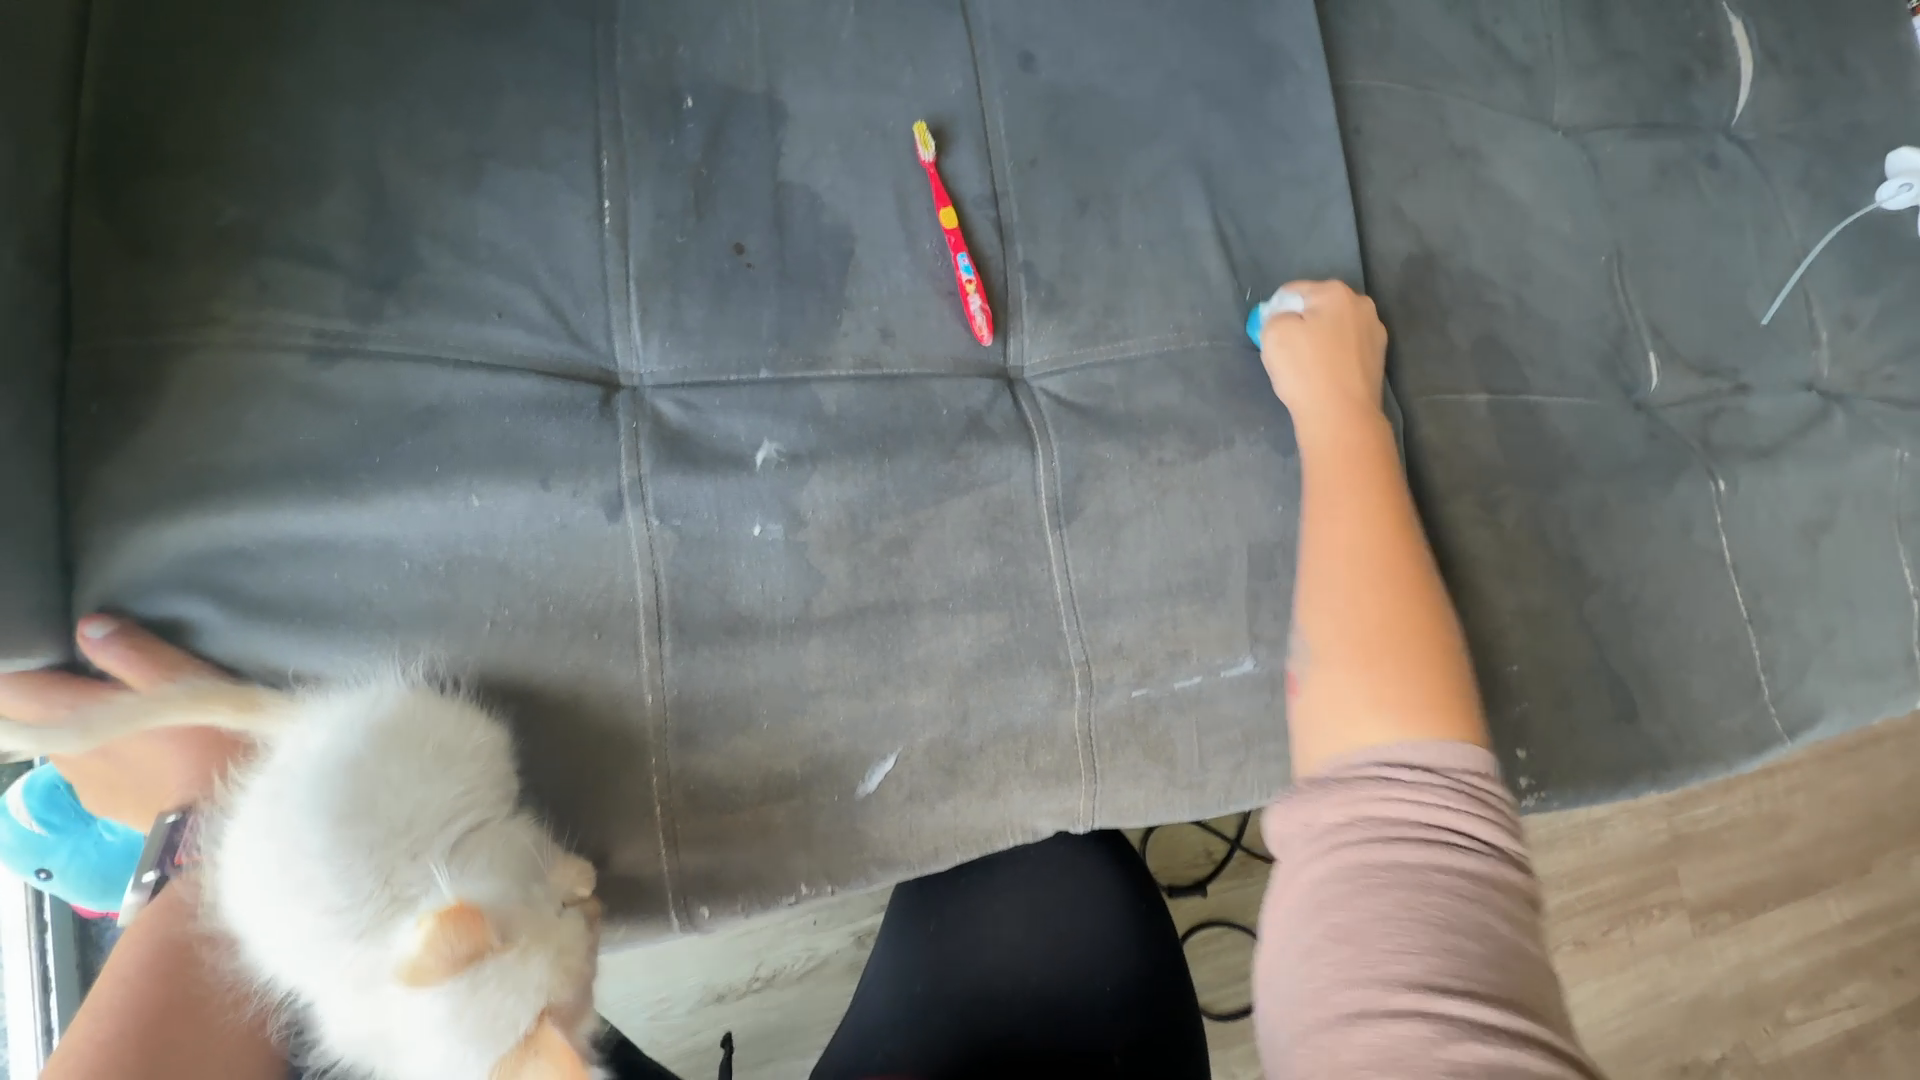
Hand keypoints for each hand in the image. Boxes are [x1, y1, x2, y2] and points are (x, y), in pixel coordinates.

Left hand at [0, 616, 253, 828]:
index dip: (24, 666)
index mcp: (71, 715)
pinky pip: (99, 770)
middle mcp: (61, 748)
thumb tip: (90, 626)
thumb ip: (136, 654)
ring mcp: (83, 781)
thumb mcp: (189, 686)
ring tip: (139, 720)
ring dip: (93, 727)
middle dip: (57, 695)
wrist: (229, 817)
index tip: (55, 653)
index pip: (9, 685)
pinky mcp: (108, 803)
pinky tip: (154, 757)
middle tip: (101, 679)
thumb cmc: (213, 743)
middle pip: (36, 715)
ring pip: (71, 742)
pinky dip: (117, 756)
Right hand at [1258, 280, 1388, 437]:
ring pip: (1334, 328)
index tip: (1269, 336)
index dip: (1275, 312)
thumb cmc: (1304, 369)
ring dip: (1319, 339)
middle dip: (1301, 323)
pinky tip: (1326, 375)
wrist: (1340, 414)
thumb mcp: (1273, 334)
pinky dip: (1334, 356)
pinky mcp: (1378, 356)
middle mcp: (1361, 304)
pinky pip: (1346, 348)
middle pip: (1318, 307)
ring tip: (1308, 366)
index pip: (1292, 291)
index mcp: (1334, 292)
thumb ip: (1274, 316)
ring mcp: (1374, 331)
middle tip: (1288, 352)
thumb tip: (1284, 318)